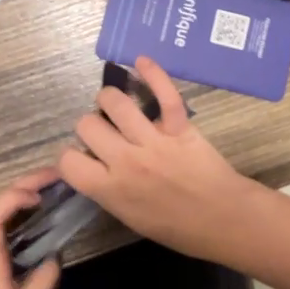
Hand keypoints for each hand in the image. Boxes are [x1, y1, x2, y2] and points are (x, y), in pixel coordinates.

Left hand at [0, 169, 61, 288]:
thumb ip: (44, 280)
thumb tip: (55, 254)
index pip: (2, 204)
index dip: (25, 192)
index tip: (47, 195)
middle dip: (24, 186)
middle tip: (52, 180)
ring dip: (14, 201)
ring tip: (42, 200)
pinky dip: (3, 216)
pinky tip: (21, 224)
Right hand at [56, 56, 260, 261]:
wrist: (221, 218)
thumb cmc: (176, 227)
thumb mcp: (130, 217)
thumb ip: (108, 190)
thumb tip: (93, 168)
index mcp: (110, 189)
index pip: (68, 161)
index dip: (70, 156)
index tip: (82, 155)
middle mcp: (125, 161)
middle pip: (87, 125)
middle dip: (90, 125)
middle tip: (104, 131)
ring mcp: (152, 141)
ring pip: (115, 103)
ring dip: (109, 98)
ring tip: (114, 102)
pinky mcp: (178, 127)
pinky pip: (164, 95)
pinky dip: (153, 73)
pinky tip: (141, 61)